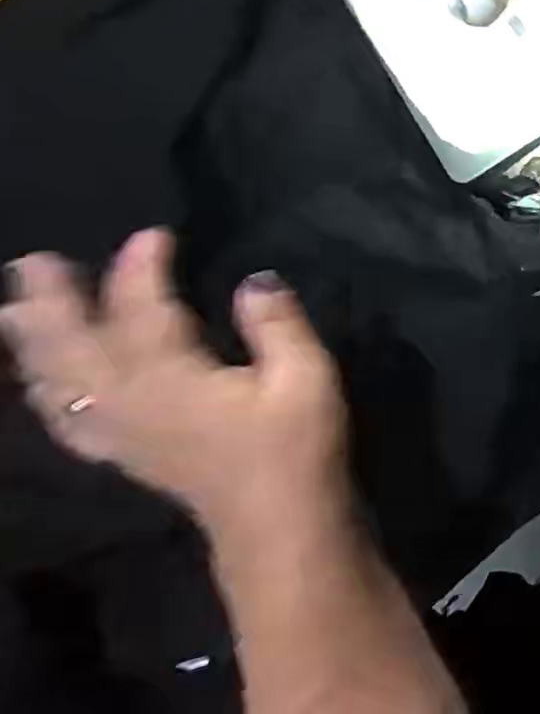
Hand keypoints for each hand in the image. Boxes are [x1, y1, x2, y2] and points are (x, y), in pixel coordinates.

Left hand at [1, 229, 348, 534]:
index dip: (142, 270)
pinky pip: (61, 413)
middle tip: (32, 263)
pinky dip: (42, 389)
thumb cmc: (297, 438)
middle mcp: (123, 399)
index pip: (144, 311)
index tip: (152, 234)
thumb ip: (278, 327)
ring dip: (32, 339)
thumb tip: (256, 280)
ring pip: (53, 377)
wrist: (274, 510)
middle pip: (72, 343)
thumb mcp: (306, 376)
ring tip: (15, 309)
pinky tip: (41, 381)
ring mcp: (113, 428)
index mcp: (169, 377)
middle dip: (51, 301)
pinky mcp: (119, 447)